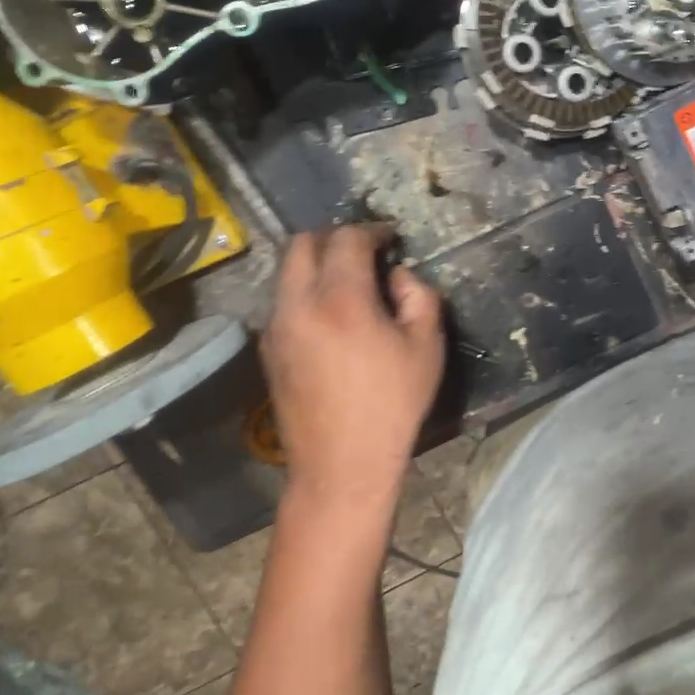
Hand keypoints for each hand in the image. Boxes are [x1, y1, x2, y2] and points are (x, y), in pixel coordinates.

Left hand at [260, 224, 445, 506]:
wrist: (341, 463)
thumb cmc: (393, 403)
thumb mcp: (426, 346)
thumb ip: (419, 296)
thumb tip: (398, 276)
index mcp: (340, 299)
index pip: (347, 239)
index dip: (373, 231)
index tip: (392, 239)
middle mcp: (298, 304)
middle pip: (302, 244)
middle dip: (335, 238)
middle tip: (366, 253)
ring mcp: (276, 327)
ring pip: (287, 272)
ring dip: (317, 265)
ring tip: (350, 285)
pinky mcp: (268, 349)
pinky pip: (283, 301)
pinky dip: (306, 292)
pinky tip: (333, 318)